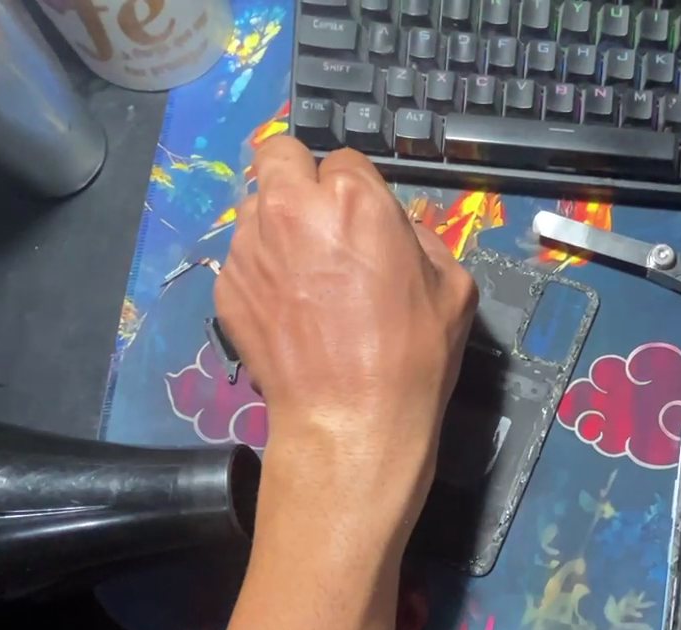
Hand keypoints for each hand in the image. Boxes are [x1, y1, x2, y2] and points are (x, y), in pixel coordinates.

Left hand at [214, 139, 476, 558]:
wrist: (352, 422)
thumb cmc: (414, 358)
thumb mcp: (455, 291)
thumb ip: (424, 241)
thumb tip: (398, 232)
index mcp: (353, 199)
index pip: (344, 159)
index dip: (359, 192)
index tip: (367, 227)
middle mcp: (289, 207)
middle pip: (279, 155)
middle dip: (300, 181)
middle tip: (323, 228)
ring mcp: (248, 246)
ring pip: (256, 207)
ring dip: (279, 227)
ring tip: (307, 280)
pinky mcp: (224, 286)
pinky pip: (244, 258)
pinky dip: (263, 273)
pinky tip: (291, 314)